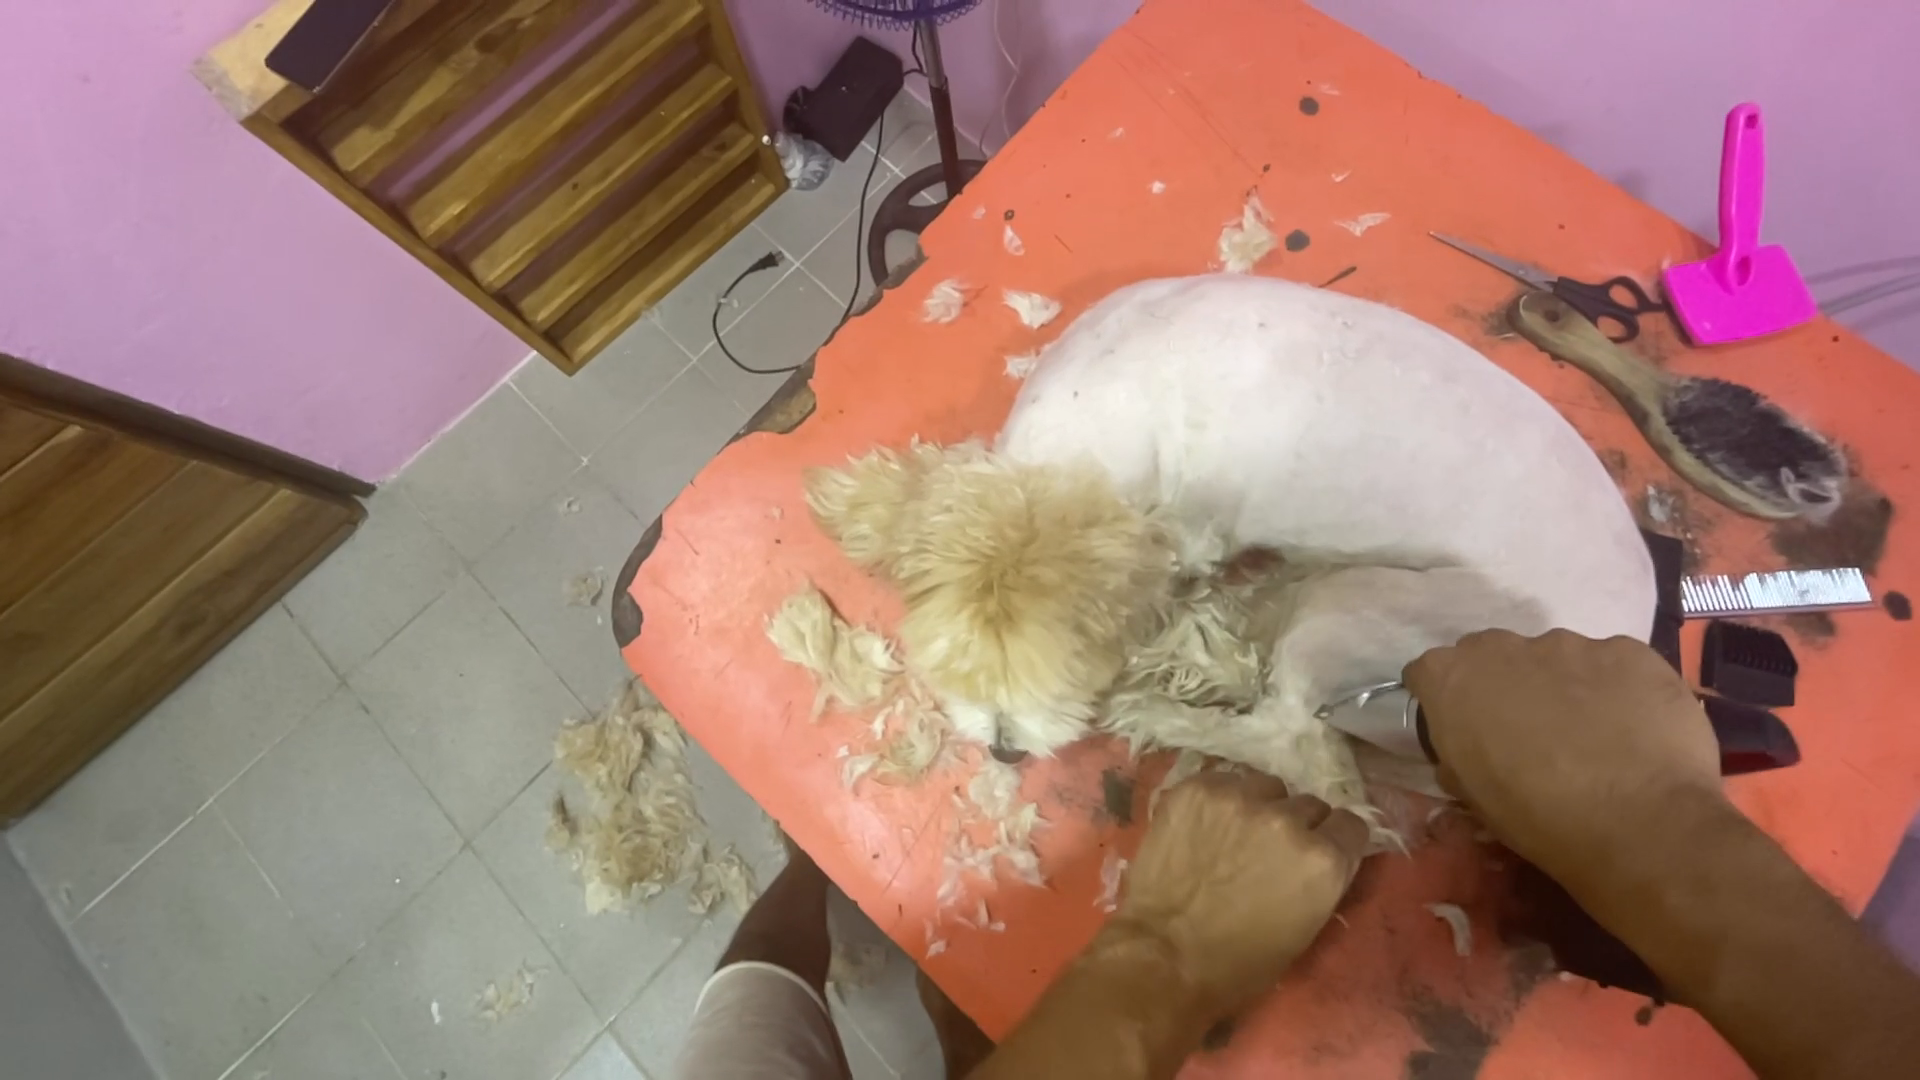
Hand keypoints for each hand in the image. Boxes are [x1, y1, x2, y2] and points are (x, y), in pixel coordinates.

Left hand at [1112, 772, 1366, 1014]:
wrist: (1166, 951)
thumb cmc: (1240, 960)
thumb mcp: (1305, 926)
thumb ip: (1320, 877)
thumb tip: (1321, 850)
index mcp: (1322, 859)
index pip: (1351, 824)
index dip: (1336, 837)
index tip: (1321, 846)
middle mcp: (1285, 818)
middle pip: (1307, 803)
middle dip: (1296, 822)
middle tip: (1271, 845)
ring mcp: (1237, 797)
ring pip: (1264, 785)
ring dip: (1258, 804)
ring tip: (1235, 830)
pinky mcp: (1196, 788)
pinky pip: (1222, 779)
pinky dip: (1219, 798)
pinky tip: (1204, 822)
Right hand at [1403, 628, 1723, 889]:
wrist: (1644, 825)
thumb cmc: (1536, 814)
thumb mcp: (1470, 792)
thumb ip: (1456, 753)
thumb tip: (1465, 751)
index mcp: (1447, 676)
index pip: (1428, 674)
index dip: (1444, 701)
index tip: (1461, 728)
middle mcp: (1496, 646)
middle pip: (1488, 655)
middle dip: (1500, 684)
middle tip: (1526, 729)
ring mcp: (1565, 644)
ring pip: (1553, 657)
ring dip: (1559, 684)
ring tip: (1591, 731)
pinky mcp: (1628, 652)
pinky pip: (1612, 664)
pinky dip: (1616, 689)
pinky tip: (1633, 728)